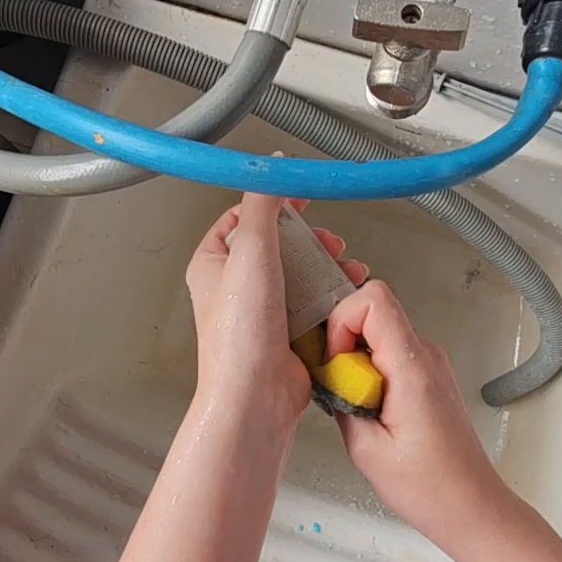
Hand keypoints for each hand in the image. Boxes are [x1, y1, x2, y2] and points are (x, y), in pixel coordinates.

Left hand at [186, 193, 363, 420]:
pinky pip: (314, 303)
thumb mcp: (251, 251)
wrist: (256, 394)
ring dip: (327, 266)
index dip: (272, 205)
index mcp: (213, 264)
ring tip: (345, 266)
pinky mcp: (287, 333)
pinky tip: (347, 292)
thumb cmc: (239, 335)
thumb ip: (263, 204)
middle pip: (279, 245)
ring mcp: (262, 311)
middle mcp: (235, 287)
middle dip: (310, 239)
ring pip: (301, 274)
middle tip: (327, 240)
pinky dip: (333, 295)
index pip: (242, 219)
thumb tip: (272, 167)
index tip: (299, 196)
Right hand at [325, 281, 516, 544]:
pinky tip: (370, 409)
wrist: (471, 506)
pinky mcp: (428, 375)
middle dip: (343, 342)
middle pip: (373, 312)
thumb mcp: (365, 448)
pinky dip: (370, 371)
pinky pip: (389, 352)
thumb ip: (339, 401)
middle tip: (339, 387)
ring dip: (356, 360)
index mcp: (412, 368)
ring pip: (379, 333)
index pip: (374, 300)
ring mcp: (430, 363)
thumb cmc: (428, 487)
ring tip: (356, 405)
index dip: (341, 320)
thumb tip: (325, 375)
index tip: (333, 359)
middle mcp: (426, 355)